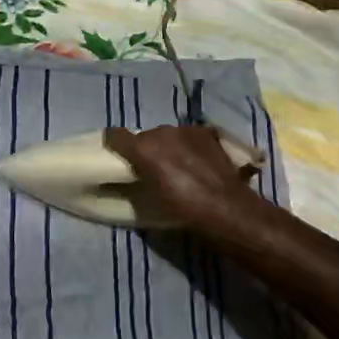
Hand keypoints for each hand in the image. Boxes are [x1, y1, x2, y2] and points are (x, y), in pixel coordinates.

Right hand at [103, 125, 264, 228]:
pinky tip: (198, 159)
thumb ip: (136, 180)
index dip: (113, 144)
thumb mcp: (149, 200)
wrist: (224, 206)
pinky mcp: (207, 133)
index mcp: (143, 148)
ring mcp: (187, 130)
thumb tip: (131, 174)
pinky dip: (189, 145)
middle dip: (147, 149)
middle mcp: (163, 132)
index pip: (115, 135)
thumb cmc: (182, 209)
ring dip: (169, 146)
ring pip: (169, 134)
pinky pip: (189, 135)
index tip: (116, 154)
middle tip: (153, 168)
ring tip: (179, 164)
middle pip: (146, 136)